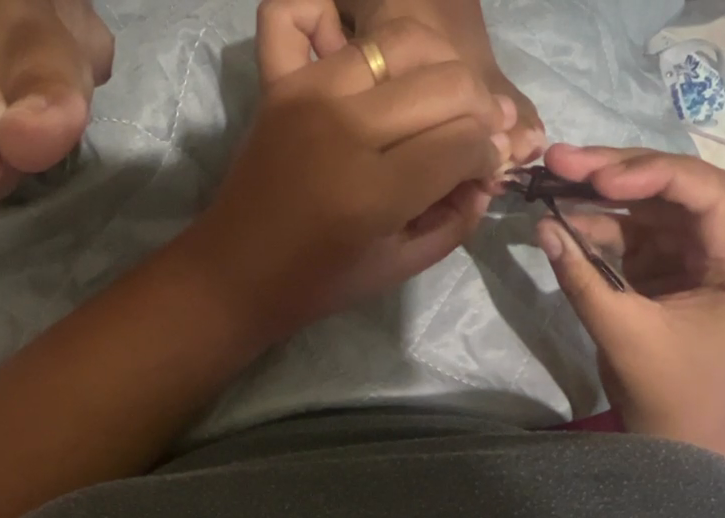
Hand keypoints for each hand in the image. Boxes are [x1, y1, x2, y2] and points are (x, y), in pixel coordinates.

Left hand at [184, 0, 510, 337]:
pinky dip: (340, 17)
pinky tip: (371, 54)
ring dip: (439, 64)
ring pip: (403, 41)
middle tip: (476, 136)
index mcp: (371, 195)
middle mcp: (343, 131)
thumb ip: (454, 220)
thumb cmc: (318, 283)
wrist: (235, 275)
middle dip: (479, 111)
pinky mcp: (282, 83)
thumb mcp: (397, 267)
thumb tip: (489, 172)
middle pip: (447, 85)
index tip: (486, 170)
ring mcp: (310, 96)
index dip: (489, 156)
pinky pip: (304, 16)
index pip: (462, 144)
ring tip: (442, 97)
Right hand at [535, 145, 724, 462]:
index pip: (706, 193)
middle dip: (617, 170)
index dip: (652, 175)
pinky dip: (597, 222)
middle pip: (676, 186)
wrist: (673, 430)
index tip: (597, 179)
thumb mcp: (624, 335)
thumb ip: (585, 280)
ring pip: (650, 201)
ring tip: (553, 173)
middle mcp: (724, 244)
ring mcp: (692, 251)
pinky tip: (562, 214)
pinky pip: (632, 229)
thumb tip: (544, 228)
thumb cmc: (666, 389)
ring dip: (602, 189)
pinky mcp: (664, 264)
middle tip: (560, 158)